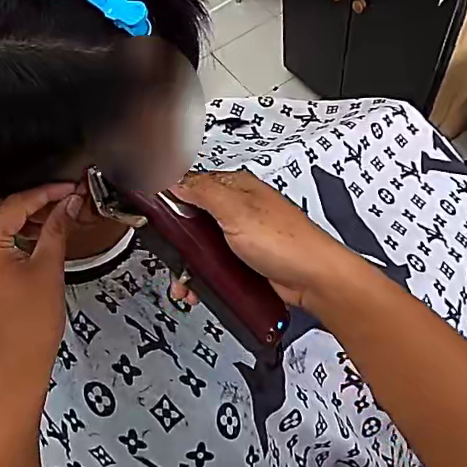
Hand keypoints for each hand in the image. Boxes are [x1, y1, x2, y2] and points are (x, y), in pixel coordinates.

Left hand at [0, 182, 80, 401]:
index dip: (44, 194)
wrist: (12, 368)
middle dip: (21, 205)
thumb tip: (67, 205)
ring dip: (6, 222)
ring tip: (40, 228)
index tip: (64, 191)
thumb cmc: (28, 330)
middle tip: (52, 207)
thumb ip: (56, 229)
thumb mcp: (49, 269)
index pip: (12, 205)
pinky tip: (21, 249)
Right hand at [172, 170, 372, 308]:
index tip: (151, 216)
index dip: (168, 198)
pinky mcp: (245, 261)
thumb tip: (173, 180)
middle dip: (177, 241)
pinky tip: (201, 287)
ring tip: (185, 281)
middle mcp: (239, 209)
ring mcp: (241, 236)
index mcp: (236, 187)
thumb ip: (202, 192)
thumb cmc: (289, 243)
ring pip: (202, 246)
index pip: (190, 183)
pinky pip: (216, 266)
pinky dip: (204, 277)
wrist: (315, 280)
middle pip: (191, 219)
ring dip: (188, 265)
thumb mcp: (236, 210)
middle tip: (172, 256)